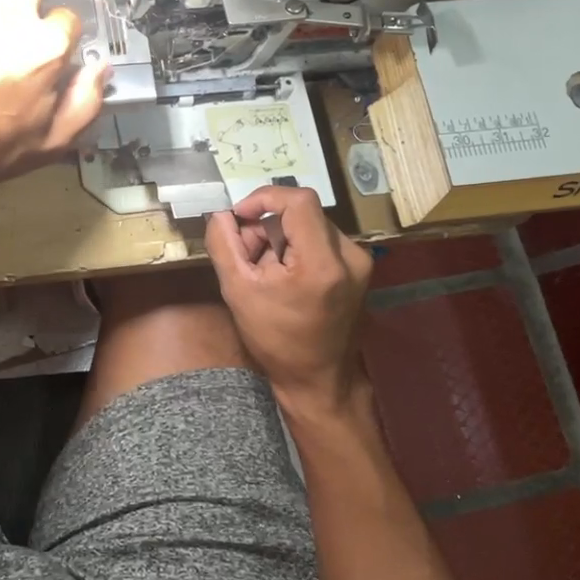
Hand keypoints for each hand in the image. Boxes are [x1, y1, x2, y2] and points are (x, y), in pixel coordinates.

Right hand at [206, 185, 374, 420]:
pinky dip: (296, 250)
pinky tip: (283, 278)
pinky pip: (321, 241)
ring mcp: (359, 262)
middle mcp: (350, 255)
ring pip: (310, 226)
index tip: (238, 218)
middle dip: (266, 226)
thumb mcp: (238, 292)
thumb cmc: (276, 341)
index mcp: (323, 261)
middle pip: (301, 214)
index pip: (298, 200)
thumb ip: (224, 246)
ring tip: (263, 272)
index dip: (263, 199)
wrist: (319, 380)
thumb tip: (220, 215)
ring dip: (279, 239)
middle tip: (245, 255)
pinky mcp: (359, 270)